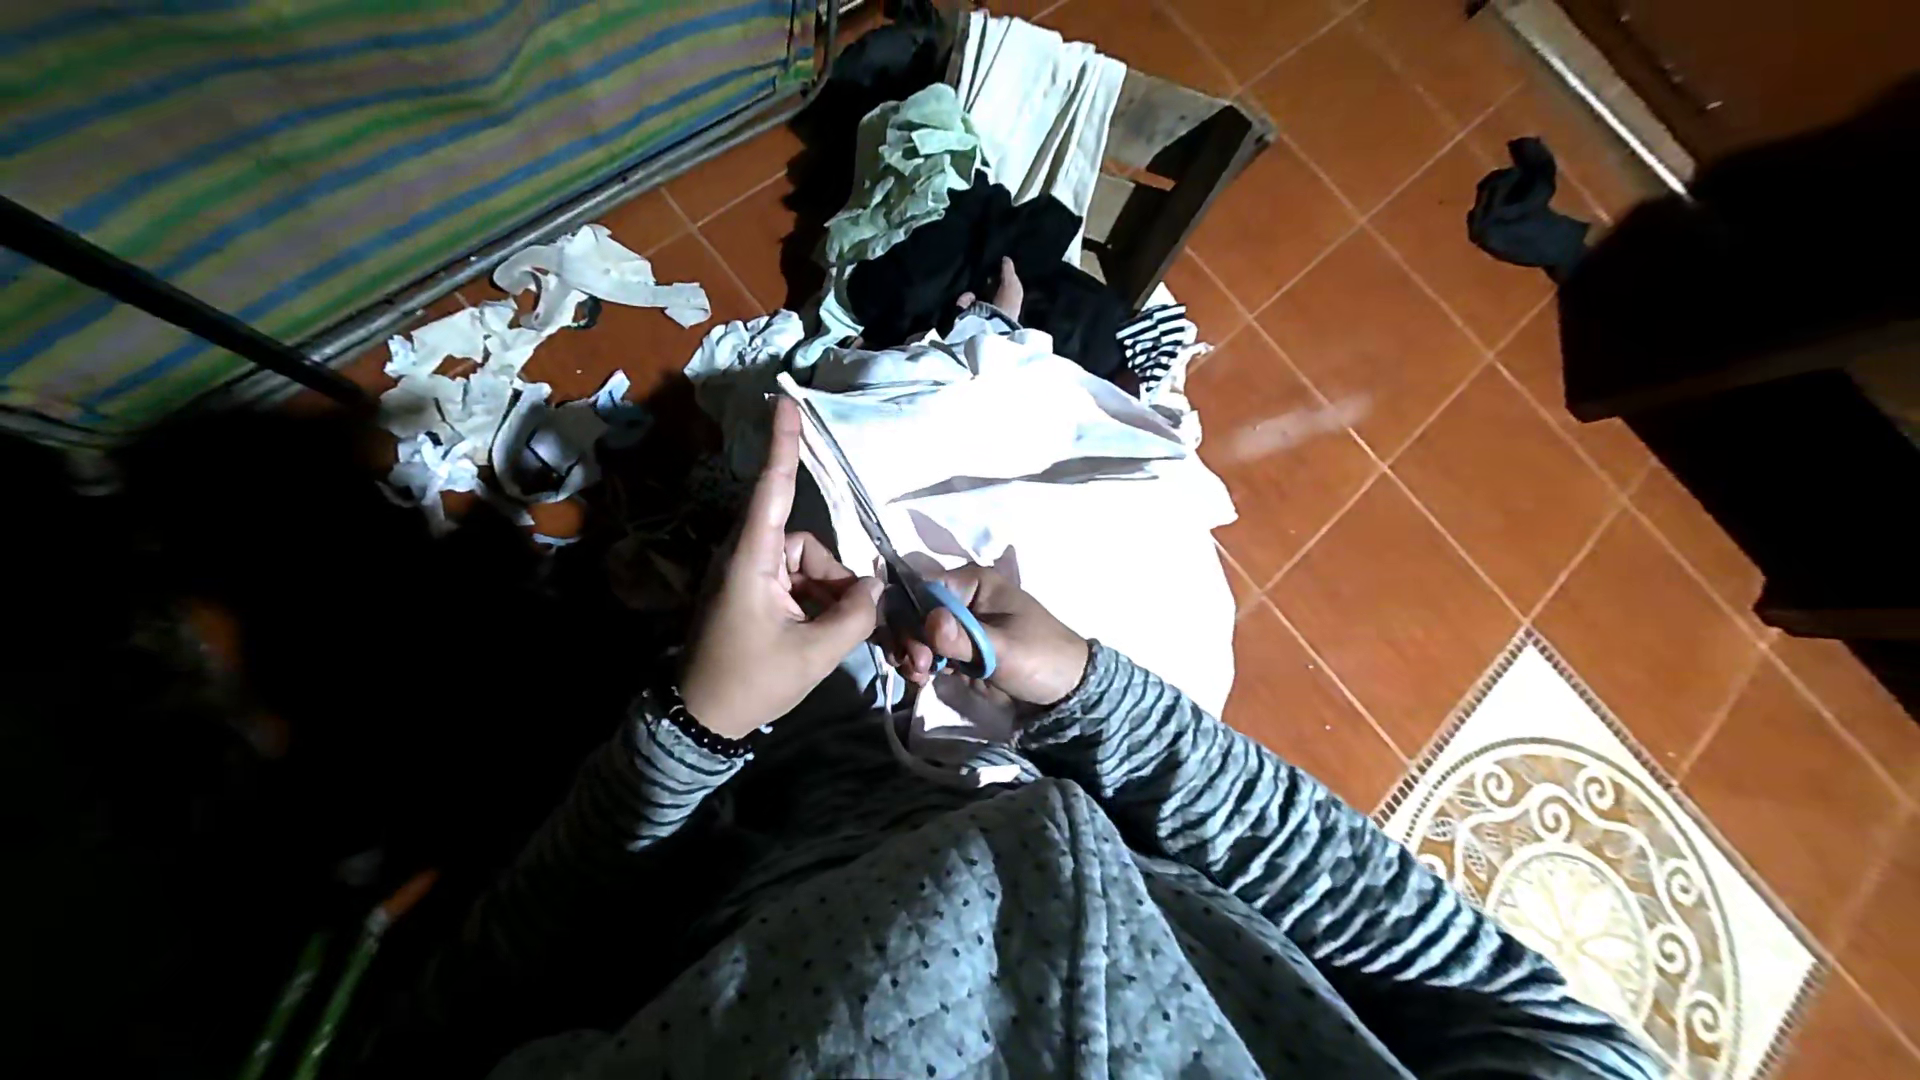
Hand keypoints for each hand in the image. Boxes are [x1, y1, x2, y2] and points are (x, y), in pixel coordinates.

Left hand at [678, 398, 882, 738]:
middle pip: (808, 546)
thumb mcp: (813, 653)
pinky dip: (816, 606)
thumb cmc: (750, 681)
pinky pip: (796, 586)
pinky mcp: (753, 596)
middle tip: (852, 620)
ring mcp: (749, 578)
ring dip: (828, 598)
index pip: (772, 491)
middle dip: (835, 580)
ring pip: (807, 568)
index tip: (786, 402)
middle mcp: (748, 558)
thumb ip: (854, 616)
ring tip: (830, 638)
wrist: (702, 720)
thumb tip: (875, 588)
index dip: (783, 445)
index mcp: (752, 560)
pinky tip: (821, 637)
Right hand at [897, 564, 1088, 708]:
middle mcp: (961, 597)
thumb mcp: (1003, 649)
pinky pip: (928, 650)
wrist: (1064, 691)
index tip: (914, 650)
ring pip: (917, 631)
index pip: (923, 588)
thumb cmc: (1041, 658)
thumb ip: (964, 637)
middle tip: (918, 667)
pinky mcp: (958, 648)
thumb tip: (930, 622)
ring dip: (910, 652)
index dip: (909, 616)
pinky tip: (921, 678)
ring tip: (919, 675)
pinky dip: (920, 663)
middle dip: (909, 638)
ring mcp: (958, 624)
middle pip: (914, 610)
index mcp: (974, 583)